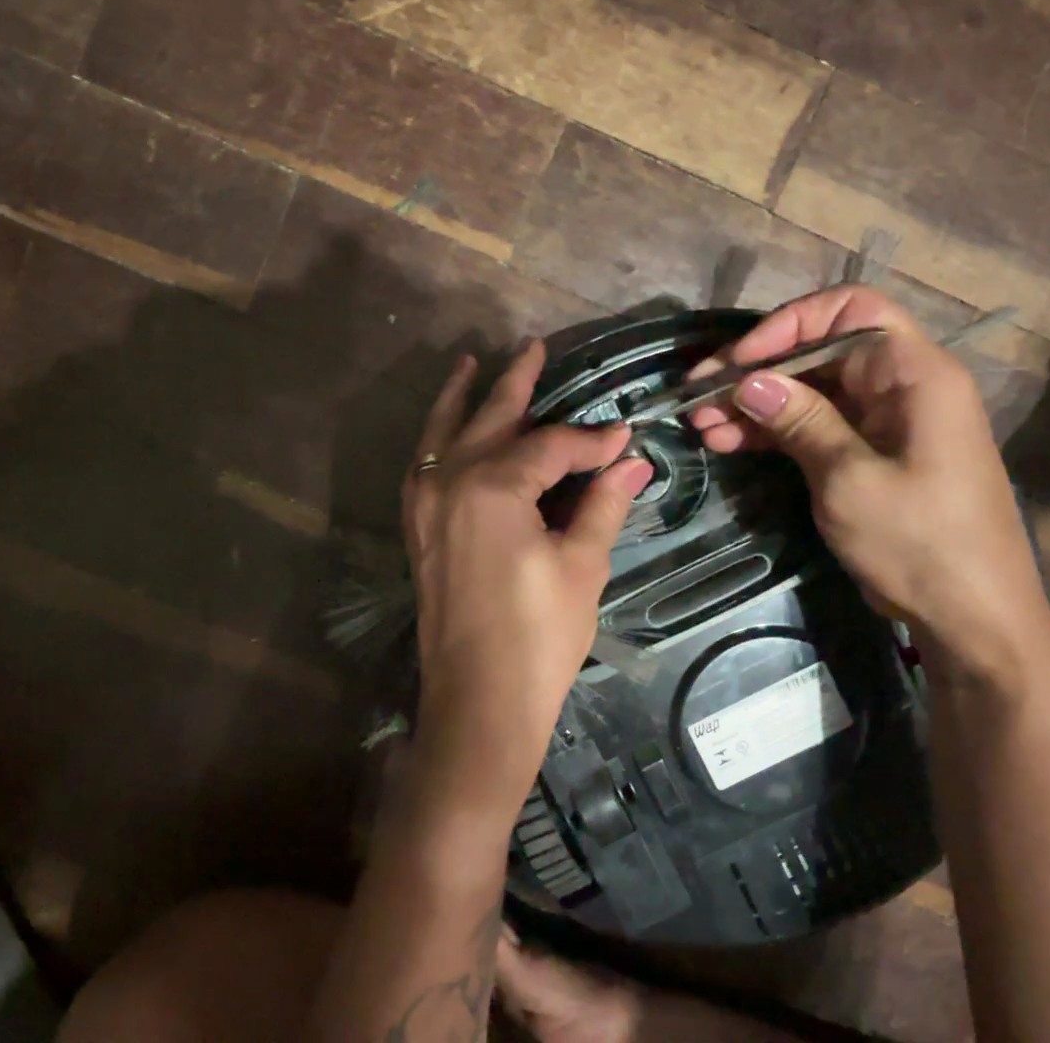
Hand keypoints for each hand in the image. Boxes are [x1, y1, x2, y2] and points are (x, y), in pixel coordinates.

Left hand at [403, 339, 653, 783]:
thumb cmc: (539, 636)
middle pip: (489, 420)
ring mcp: (426, 507)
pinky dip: (439, 442)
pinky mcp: (419, 531)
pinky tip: (449, 435)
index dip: (592, 440)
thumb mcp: (581, 566)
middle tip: (534, 346)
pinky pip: (425, 468)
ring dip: (462, 401)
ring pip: (444, 436)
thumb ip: (602, 504)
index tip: (625, 437)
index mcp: (493, 486)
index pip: (551, 445)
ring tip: (471, 365)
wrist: (479, 703)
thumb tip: (631, 462)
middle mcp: (450, 483)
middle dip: (516, 383)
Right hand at [687, 288, 1048, 664]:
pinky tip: (727, 442)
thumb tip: (748, 380)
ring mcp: (883, 423)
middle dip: (757, 369)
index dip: (789, 325)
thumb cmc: (920, 543)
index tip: (739, 362)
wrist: (970, 616)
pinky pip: (814, 427)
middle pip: (819, 351)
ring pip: (809, 391)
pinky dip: (772, 432)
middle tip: (698, 397)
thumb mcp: (850, 479)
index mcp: (914, 373)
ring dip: (754, 404)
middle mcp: (900, 385)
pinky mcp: (867, 456)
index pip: (849, 312)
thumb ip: (800, 421)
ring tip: (701, 426)